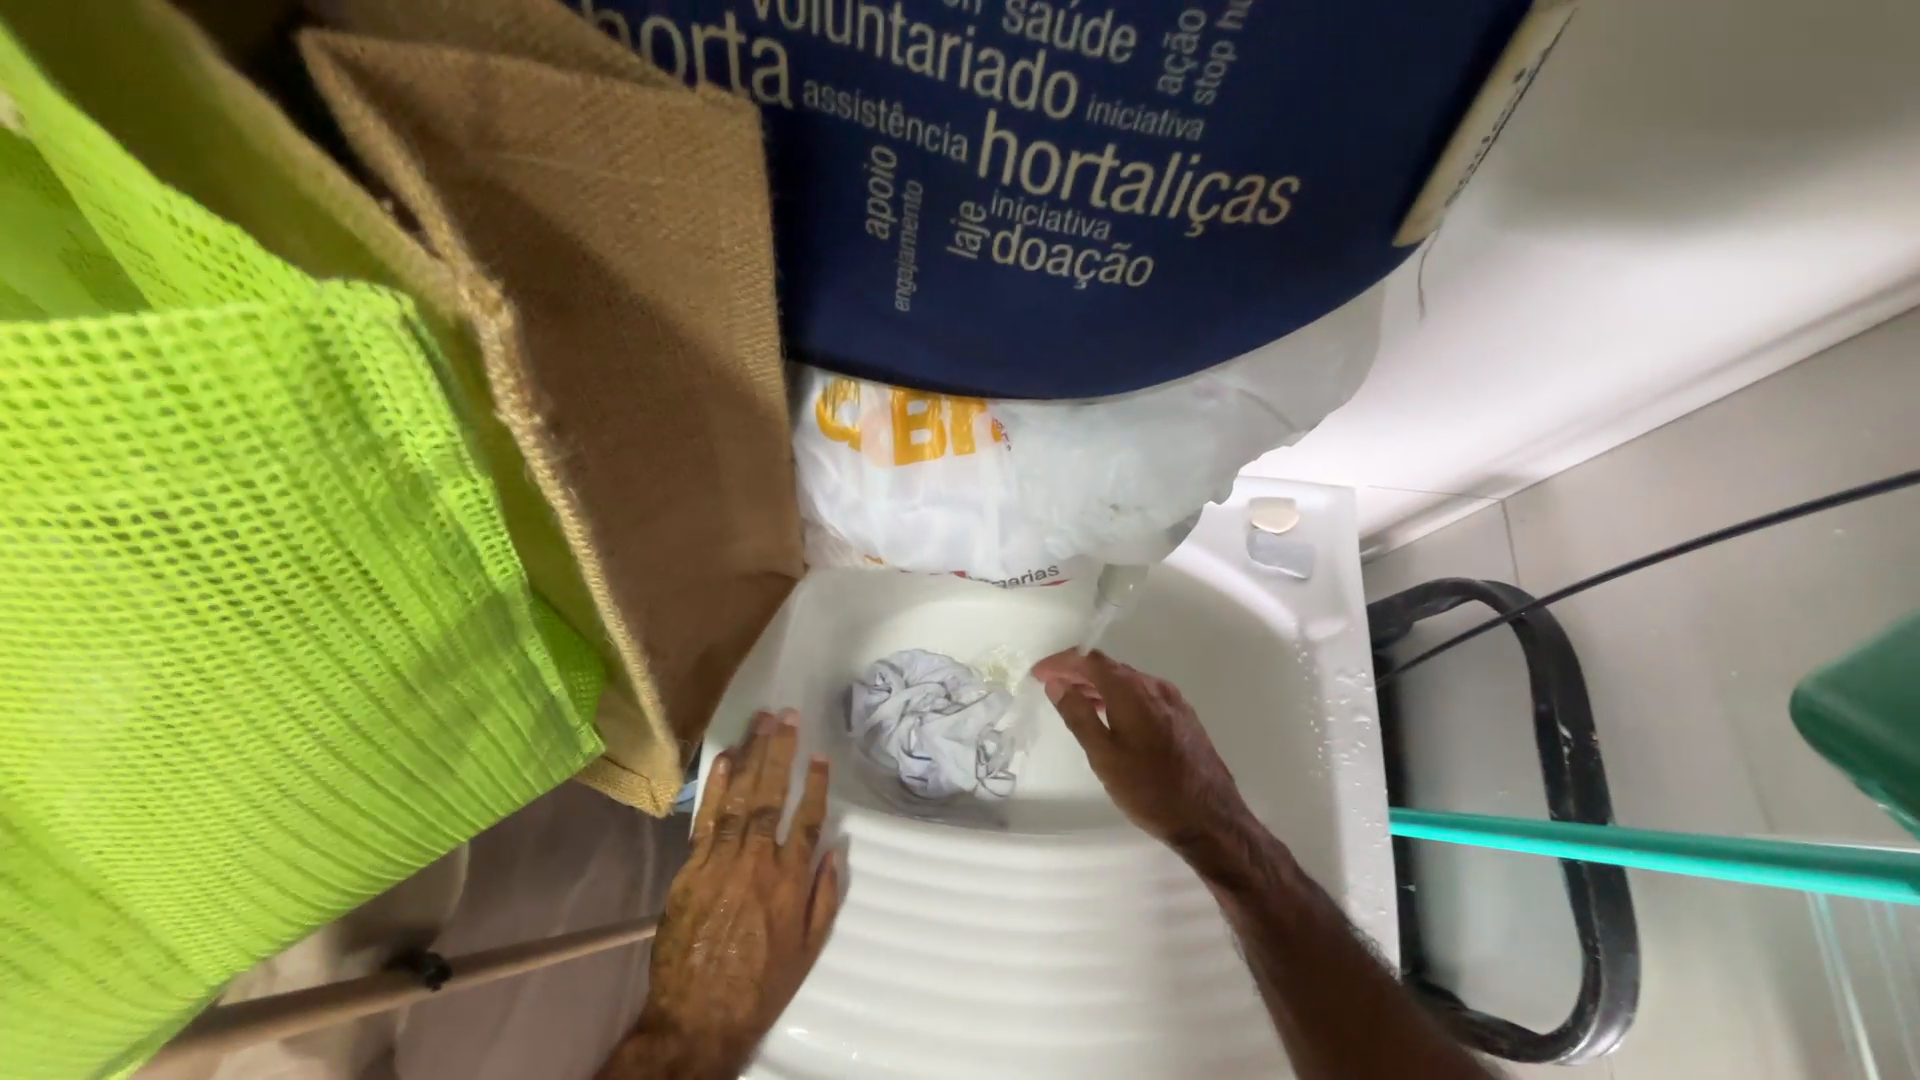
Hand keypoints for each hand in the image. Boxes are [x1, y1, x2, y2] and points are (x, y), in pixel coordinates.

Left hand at [610, 710, 840, 1079]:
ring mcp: (720, 863)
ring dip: (752, 757)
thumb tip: (836, 849)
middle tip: (788, 716)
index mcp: (790, 883)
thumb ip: (825, 896)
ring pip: (739, 799)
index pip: (807, 820)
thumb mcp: (809, 949)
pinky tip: (727, 758)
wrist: (696, 1017)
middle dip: (781, 752)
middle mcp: (757, 863)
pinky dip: (716, 788)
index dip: (816, 784)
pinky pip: (705, 820)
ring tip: (762, 722)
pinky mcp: (690, 870)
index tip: (820, 755)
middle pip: (772, 796)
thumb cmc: (761, 985)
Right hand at [1033, 650, 1254, 861]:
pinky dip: (1119, 698)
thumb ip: (1078, 715)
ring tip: (1075, 702)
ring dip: (1098, 687)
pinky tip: (1111, 717)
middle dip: (1077, 673)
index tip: (1039, 674)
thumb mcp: (1104, 756)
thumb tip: (1057, 683)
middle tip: (1051, 687)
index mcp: (1133, 691)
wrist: (1211, 819)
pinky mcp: (1184, 718)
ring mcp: (1174, 702)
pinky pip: (1143, 696)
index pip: (1090, 660)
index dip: (1061, 663)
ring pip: (1128, 682)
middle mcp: (1155, 687)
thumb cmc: (1150, 790)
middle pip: (1110, 668)